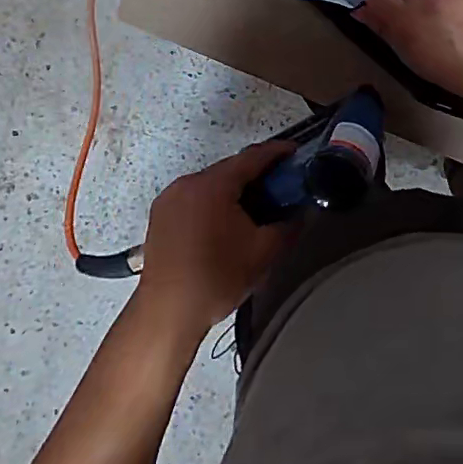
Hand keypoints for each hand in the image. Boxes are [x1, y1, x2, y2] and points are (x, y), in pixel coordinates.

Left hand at [137, 140, 296, 333]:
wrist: (168, 311)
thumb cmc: (217, 279)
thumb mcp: (264, 252)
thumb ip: (289, 225)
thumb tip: (302, 212)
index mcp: (213, 185)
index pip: (252, 157)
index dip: (277, 152)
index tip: (294, 152)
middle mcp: (187, 184)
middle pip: (229, 168)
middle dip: (256, 175)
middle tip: (280, 188)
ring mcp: (170, 198)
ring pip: (210, 183)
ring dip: (234, 189)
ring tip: (256, 207)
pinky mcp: (160, 215)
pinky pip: (194, 197)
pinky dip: (213, 201)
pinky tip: (226, 222)